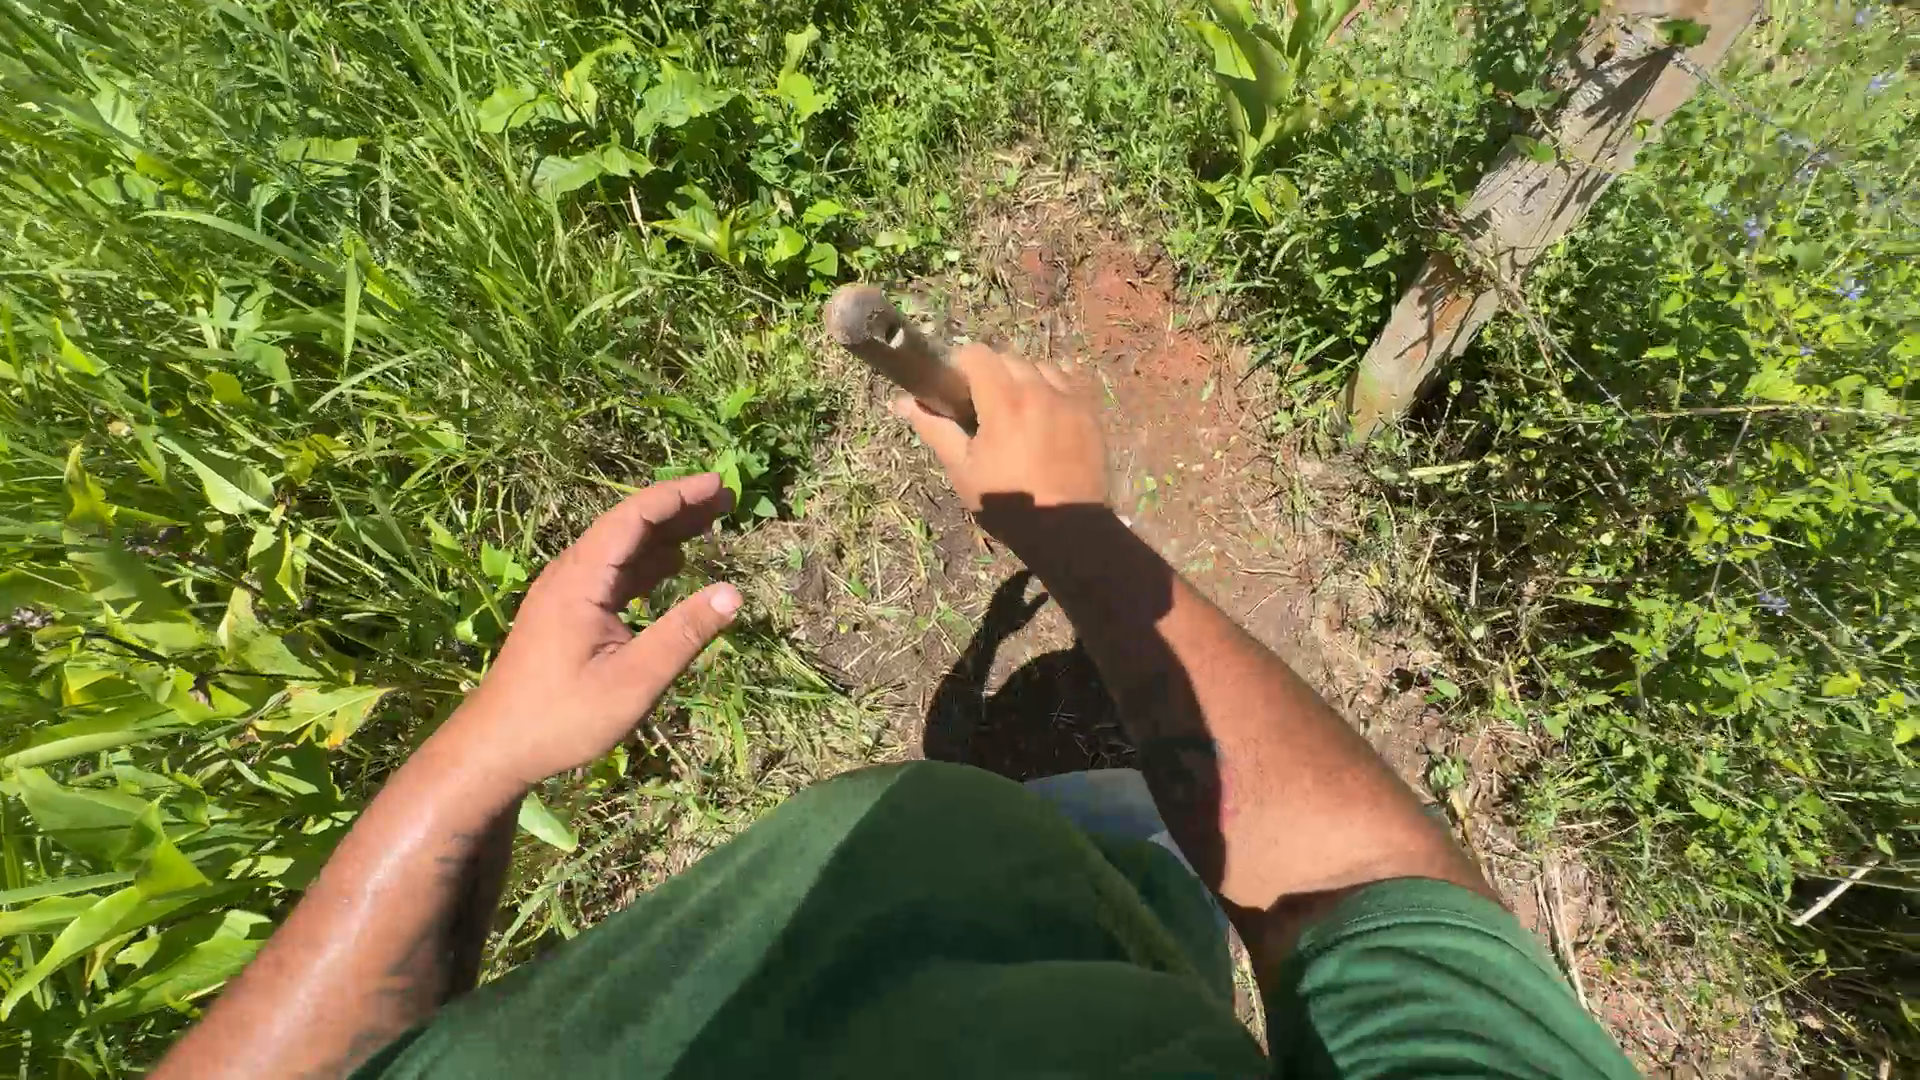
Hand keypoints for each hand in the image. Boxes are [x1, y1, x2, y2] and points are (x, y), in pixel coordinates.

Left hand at [436, 474, 742, 788]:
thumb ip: (685, 633)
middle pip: (629, 525)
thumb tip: (734, 593)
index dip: (678, 497)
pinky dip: (651, 561)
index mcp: (581, 580)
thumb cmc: (563, 717)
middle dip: (679, 507)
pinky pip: (617, 571)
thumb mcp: (634, 680)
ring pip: (624, 547)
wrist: (494, 750)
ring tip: (712, 522)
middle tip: (726, 497)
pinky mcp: (570, 612)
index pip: (633, 519)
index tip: (718, 484)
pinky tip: (676, 565)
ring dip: (667, 532)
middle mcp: (571, 575)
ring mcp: (568, 593)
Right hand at [893, 344, 1107, 537]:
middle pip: (1009, 359)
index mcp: (1004, 402)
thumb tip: (902, 402)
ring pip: (1041, 367)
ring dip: (1024, 378)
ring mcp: (1070, 400)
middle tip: (981, 405)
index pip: (977, 354)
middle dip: (991, 373)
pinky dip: (1053, 387)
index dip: (960, 365)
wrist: (1066, 530)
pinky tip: (1046, 411)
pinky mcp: (1090, 413)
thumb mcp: (963, 470)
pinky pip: (1070, 382)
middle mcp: (1039, 390)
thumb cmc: (1007, 503)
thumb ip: (935, 429)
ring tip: (1017, 409)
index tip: (954, 387)